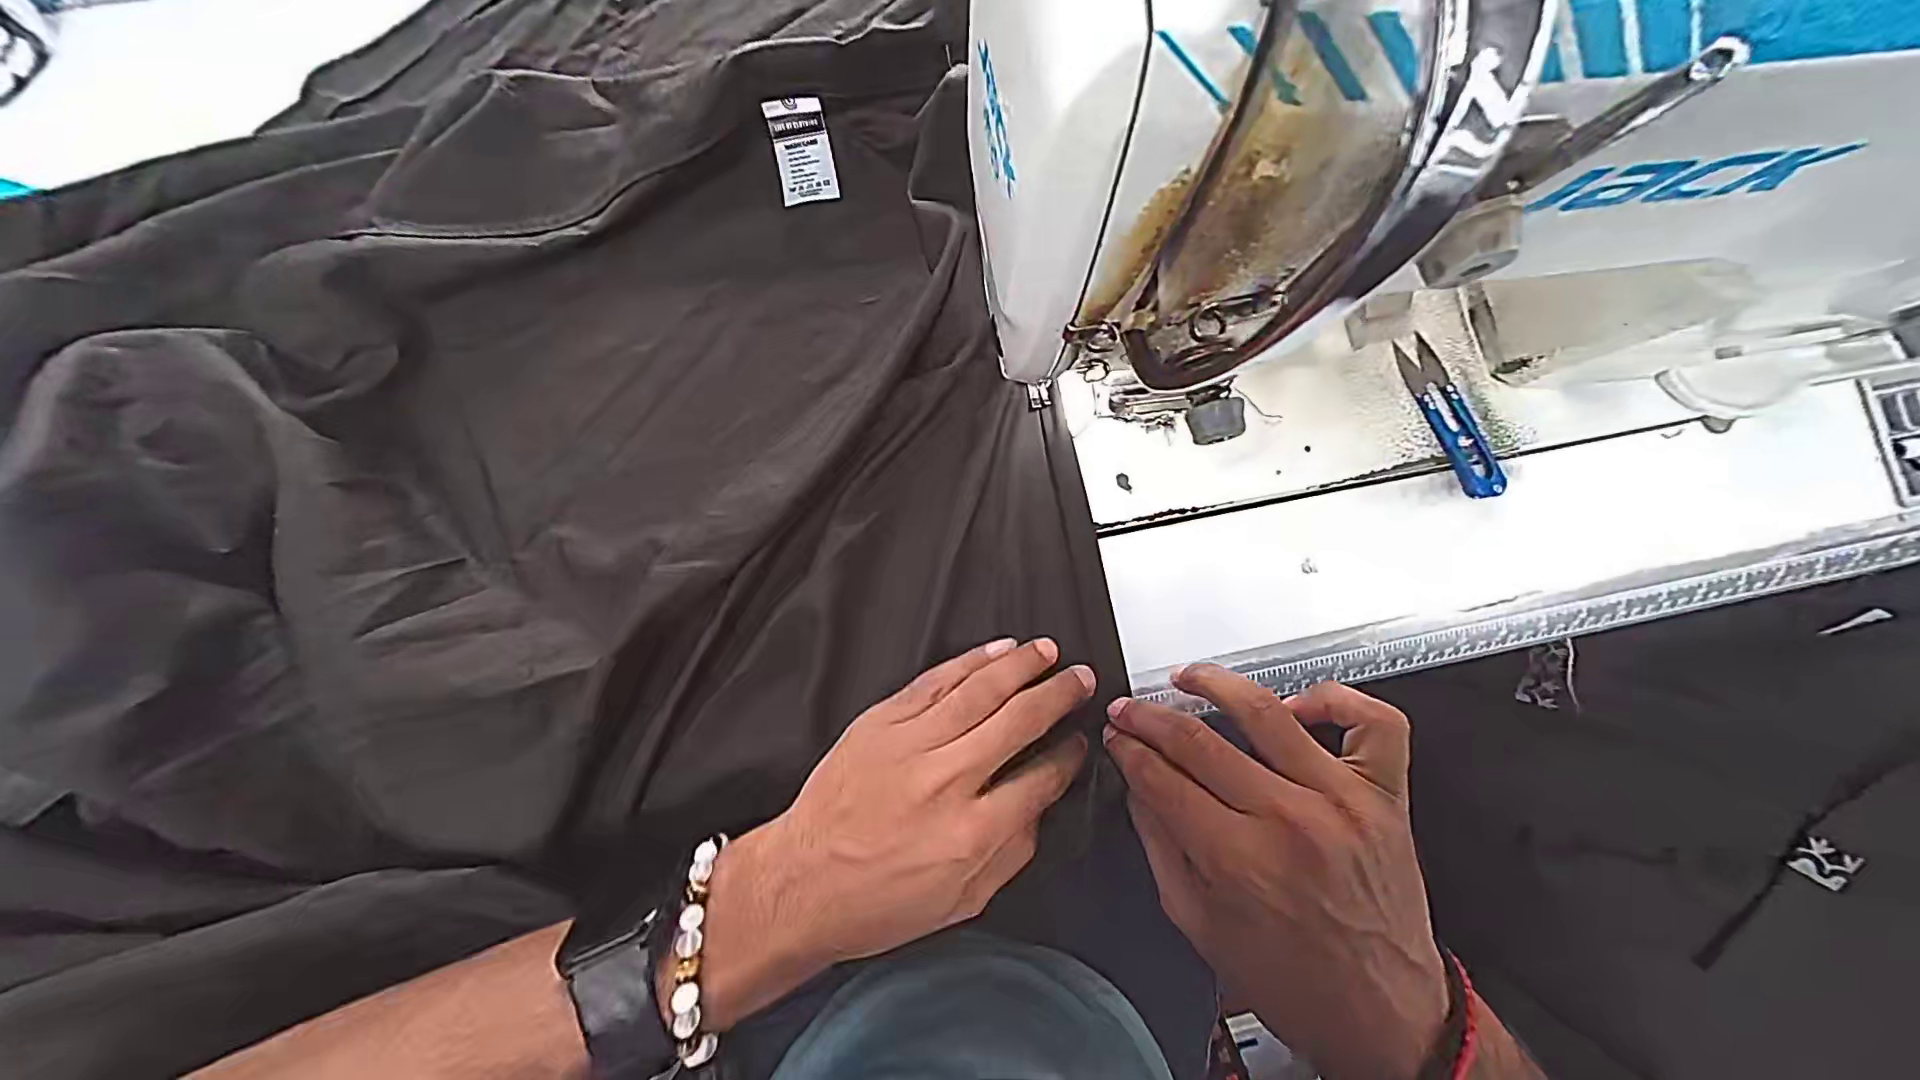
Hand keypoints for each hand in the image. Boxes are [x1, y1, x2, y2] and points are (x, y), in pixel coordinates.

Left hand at [688, 638, 1093, 1028]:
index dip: (1068, 756)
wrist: (801, 882)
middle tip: (1080, 680)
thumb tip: (1041, 805)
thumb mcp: (960, 900)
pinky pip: (935, 681)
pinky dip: (971, 662)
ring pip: (981, 691)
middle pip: (1019, 721)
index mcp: (970, 832)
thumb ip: (1012, 852)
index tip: (1078, 742)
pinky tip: (997, 651)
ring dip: (1022, 666)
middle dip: (1058, 696)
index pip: (1040, 779)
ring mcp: (910, 745)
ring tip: (1049, 652)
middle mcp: (945, 780)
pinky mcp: (881, 722)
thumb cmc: (875, 899)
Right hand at [1106, 666, 1446, 1079]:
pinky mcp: (1384, 797)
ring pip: (1266, 711)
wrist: (1383, 1018)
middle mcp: (1288, 822)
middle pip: (1197, 740)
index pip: (1160, 776)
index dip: (1126, 749)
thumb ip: (1159, 844)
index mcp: (1237, 861)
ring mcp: (1341, 802)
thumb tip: (1136, 782)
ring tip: (1187, 678)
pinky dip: (1336, 698)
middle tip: (1130, 709)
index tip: (1116, 737)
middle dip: (1147, 717)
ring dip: (1214, 683)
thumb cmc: (1291, 980)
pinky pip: (1372, 723)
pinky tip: (1298, 703)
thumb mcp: (1196, 921)